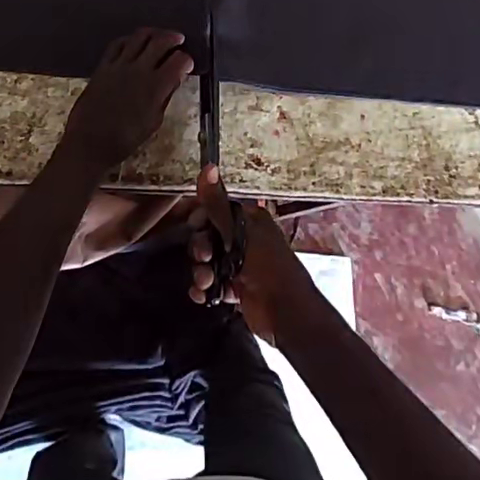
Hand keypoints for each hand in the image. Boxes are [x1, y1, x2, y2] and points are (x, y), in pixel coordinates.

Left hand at [58, 29, 193, 180]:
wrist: (90, 141)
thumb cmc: (125, 139)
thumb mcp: (154, 121)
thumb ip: (165, 96)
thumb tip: (175, 78)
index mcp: (156, 86)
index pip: (179, 62)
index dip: (187, 60)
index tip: (188, 63)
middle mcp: (139, 69)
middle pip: (161, 42)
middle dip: (174, 38)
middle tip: (179, 40)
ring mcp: (119, 65)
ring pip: (139, 37)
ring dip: (153, 33)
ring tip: (159, 35)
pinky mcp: (103, 65)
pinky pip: (117, 44)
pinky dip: (129, 39)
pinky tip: (133, 42)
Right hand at [187, 165, 307, 343]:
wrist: (286, 313)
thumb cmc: (266, 265)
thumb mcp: (238, 232)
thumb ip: (217, 203)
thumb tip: (208, 166)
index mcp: (250, 219)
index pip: (217, 210)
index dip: (201, 219)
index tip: (192, 227)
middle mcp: (246, 238)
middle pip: (210, 237)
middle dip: (200, 249)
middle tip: (202, 258)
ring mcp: (242, 264)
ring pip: (210, 261)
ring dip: (201, 271)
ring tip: (205, 283)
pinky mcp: (239, 288)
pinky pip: (214, 283)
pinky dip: (206, 289)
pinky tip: (203, 295)